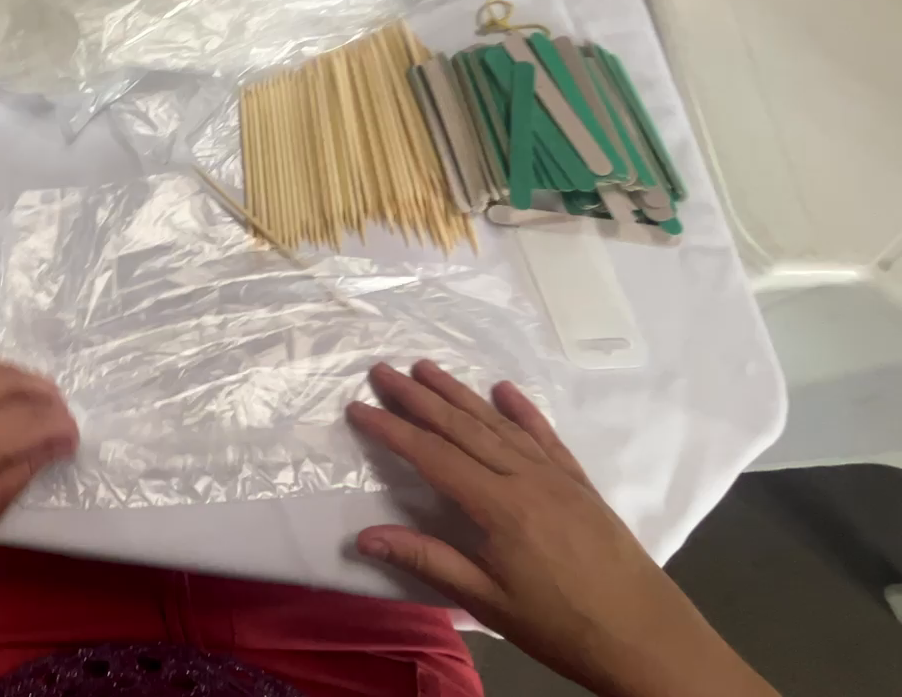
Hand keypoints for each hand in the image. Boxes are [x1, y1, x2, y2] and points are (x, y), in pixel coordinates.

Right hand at [347, 361, 776, 696]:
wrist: (659, 650)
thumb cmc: (564, 628)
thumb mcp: (489, 602)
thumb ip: (427, 561)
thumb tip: (363, 537)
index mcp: (501, 507)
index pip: (432, 455)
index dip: (391, 429)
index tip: (357, 407)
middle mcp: (527, 480)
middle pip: (462, 427)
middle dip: (418, 397)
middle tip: (382, 370)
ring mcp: (558, 479)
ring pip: (498, 424)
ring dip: (459, 393)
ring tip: (426, 367)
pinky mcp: (582, 487)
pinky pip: (547, 439)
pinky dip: (524, 411)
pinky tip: (505, 390)